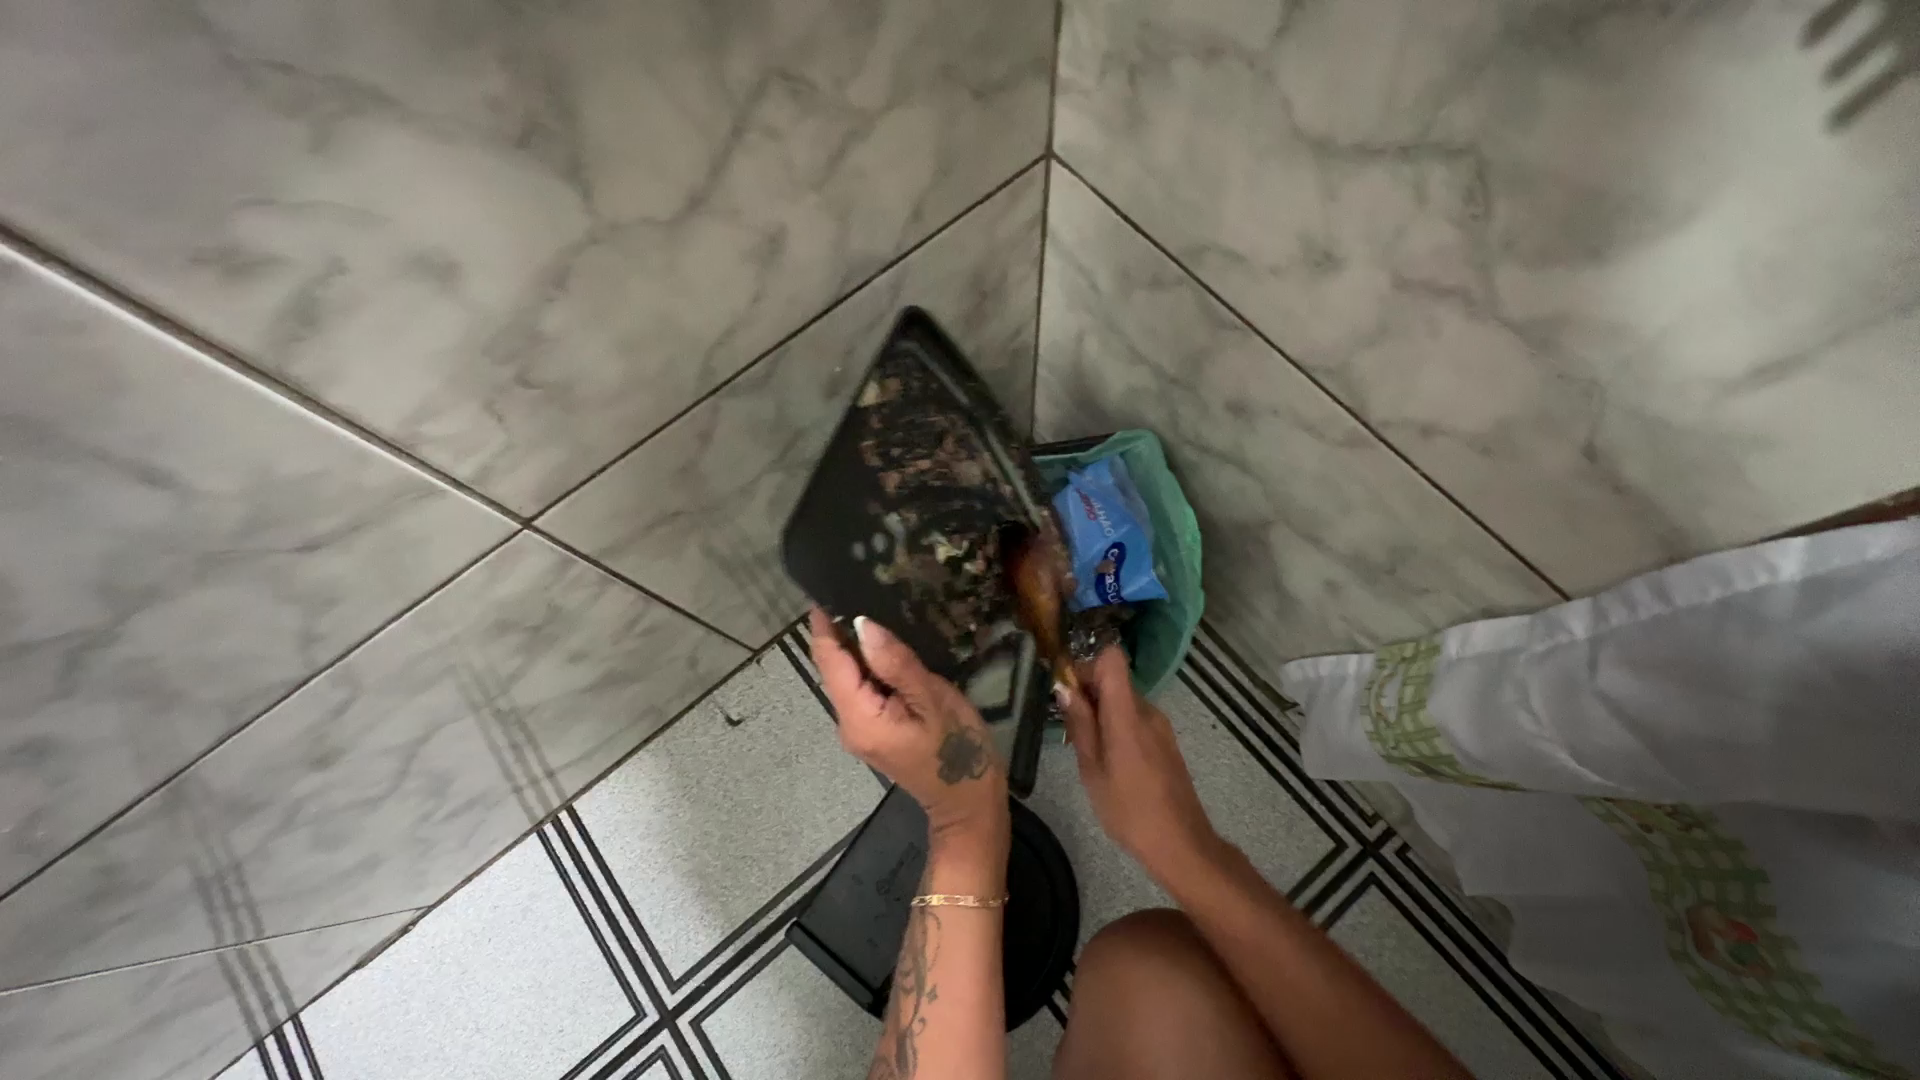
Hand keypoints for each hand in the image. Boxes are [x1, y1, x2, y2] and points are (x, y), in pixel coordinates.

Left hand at [809, 609, 1008, 854]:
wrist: (968, 803)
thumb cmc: (957, 752)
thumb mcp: (933, 701)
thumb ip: (897, 663)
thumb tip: (864, 624)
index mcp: (859, 717)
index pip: (830, 661)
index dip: (825, 625)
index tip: (827, 587)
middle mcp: (847, 723)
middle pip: (836, 668)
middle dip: (842, 630)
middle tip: (860, 586)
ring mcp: (859, 729)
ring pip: (850, 677)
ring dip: (859, 646)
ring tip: (876, 604)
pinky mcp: (874, 729)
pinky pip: (864, 689)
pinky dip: (871, 666)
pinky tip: (890, 644)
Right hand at [1058, 646, 1224, 885]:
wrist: (1180, 843)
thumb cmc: (1129, 810)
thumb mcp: (1092, 769)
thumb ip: (1080, 724)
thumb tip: (1064, 688)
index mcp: (1128, 713)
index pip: (1112, 659)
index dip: (1086, 666)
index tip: (1068, 691)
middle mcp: (1148, 710)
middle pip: (1115, 679)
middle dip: (1088, 693)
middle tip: (1069, 727)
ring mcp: (1160, 726)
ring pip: (1123, 700)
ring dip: (1101, 713)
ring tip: (1086, 750)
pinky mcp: (1165, 741)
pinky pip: (1135, 718)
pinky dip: (1116, 727)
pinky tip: (1109, 761)